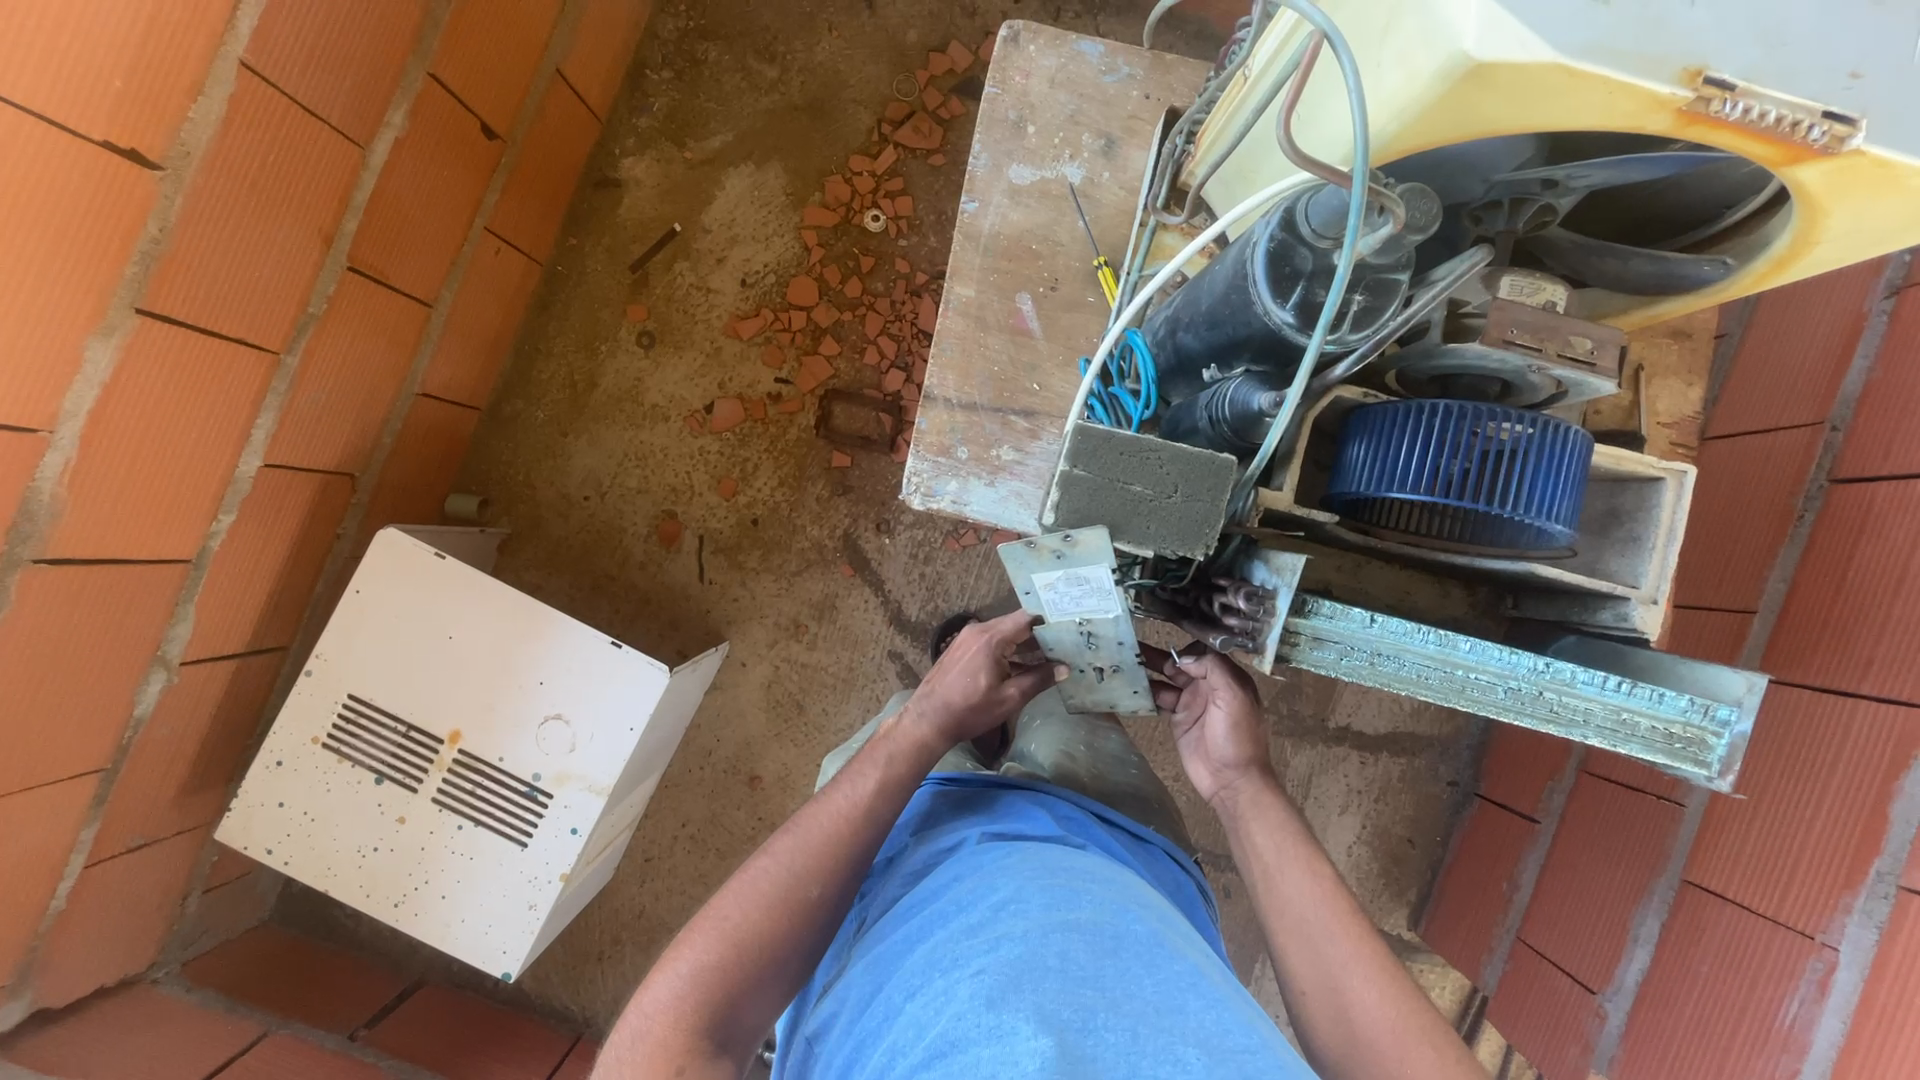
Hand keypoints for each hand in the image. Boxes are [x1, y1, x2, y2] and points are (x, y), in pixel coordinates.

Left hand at [900, 610, 1066, 747]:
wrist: (928, 720)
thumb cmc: (970, 710)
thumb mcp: (1009, 698)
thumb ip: (1038, 680)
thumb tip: (1064, 669)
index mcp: (991, 638)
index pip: (1027, 618)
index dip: (1050, 621)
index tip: (1070, 628)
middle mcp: (978, 630)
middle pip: (1016, 623)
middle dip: (1041, 634)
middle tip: (1067, 643)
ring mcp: (967, 638)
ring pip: (1004, 633)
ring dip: (1024, 644)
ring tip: (1051, 655)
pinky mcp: (961, 648)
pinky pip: (991, 641)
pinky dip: (1008, 649)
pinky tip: (1024, 665)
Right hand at [1142, 643, 1276, 810]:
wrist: (1232, 780)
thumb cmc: (1238, 737)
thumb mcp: (1234, 696)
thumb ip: (1213, 669)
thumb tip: (1184, 658)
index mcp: (1226, 677)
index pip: (1203, 651)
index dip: (1184, 647)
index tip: (1164, 644)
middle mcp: (1208, 685)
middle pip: (1181, 663)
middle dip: (1160, 655)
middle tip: (1134, 648)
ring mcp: (1192, 702)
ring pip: (1167, 679)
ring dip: (1148, 671)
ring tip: (1125, 661)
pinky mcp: (1179, 718)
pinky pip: (1160, 698)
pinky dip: (1146, 691)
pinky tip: (1130, 685)